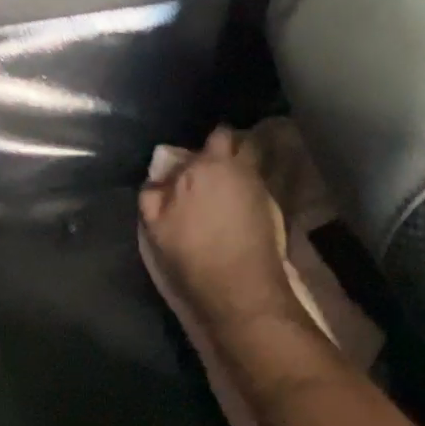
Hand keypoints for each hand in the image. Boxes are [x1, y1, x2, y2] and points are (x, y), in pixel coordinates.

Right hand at [140, 127, 301, 331]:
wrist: (240, 290)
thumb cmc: (192, 251)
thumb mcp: (154, 224)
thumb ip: (152, 193)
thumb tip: (158, 180)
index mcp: (207, 165)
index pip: (217, 134)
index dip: (206, 144)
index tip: (192, 158)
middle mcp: (239, 169)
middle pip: (241, 145)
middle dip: (227, 149)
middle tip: (209, 167)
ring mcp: (260, 189)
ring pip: (250, 166)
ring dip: (238, 170)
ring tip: (220, 187)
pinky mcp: (272, 211)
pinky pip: (256, 187)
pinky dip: (246, 190)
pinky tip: (233, 206)